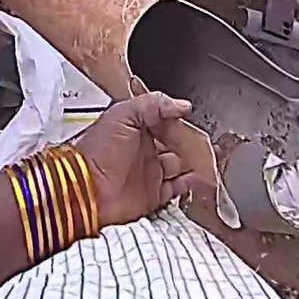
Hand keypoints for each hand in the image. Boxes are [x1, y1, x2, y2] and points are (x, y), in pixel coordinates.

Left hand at [75, 92, 208, 225]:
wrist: (88, 188)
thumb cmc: (98, 150)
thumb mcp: (124, 115)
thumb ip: (154, 105)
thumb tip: (182, 105)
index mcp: (134, 126)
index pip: (163, 118)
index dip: (177, 119)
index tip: (192, 119)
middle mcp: (142, 147)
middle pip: (174, 141)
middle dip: (189, 141)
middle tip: (205, 141)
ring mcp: (149, 170)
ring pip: (179, 163)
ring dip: (194, 162)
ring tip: (210, 158)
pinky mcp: (153, 193)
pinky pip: (178, 187)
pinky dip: (191, 183)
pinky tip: (201, 178)